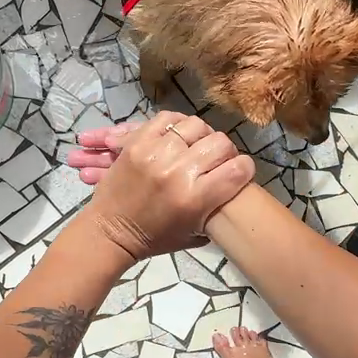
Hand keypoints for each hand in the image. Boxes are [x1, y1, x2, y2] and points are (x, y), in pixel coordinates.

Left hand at [72, 112, 255, 260]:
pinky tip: (178, 136)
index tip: (239, 172)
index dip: (245, 168)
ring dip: (201, 135)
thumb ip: (218, 207)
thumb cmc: (156, 238)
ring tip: (195, 146)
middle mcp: (179, 172)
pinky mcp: (138, 143)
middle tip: (217, 160)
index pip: (239, 169)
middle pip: (221, 143)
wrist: (112, 231)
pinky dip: (177, 124)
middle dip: (226, 152)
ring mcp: (156, 154)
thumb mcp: (196, 233)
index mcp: (196, 199)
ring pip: (196, 126)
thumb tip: (235, 183)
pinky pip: (168, 119)